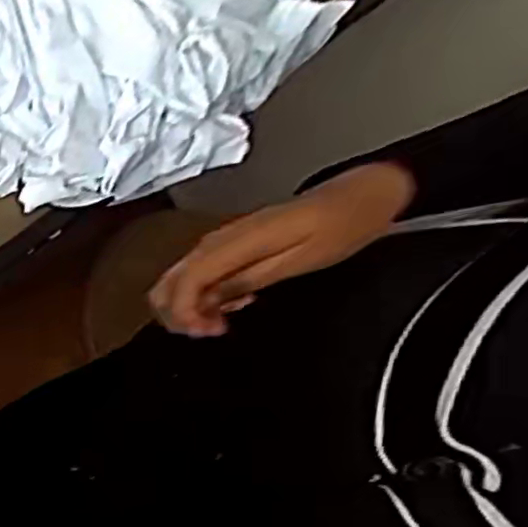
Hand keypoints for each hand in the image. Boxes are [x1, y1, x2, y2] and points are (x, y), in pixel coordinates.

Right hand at [148, 161, 415, 336]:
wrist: (360, 194)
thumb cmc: (341, 226)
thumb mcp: (300, 260)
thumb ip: (247, 280)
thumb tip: (209, 302)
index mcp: (236, 242)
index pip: (186, 281)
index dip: (185, 312)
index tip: (206, 332)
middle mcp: (215, 241)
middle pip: (167, 284)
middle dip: (178, 315)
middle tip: (209, 331)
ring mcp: (216, 243)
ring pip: (174, 283)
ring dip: (187, 309)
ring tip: (219, 321)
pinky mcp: (221, 248)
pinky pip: (192, 278)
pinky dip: (198, 299)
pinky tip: (227, 305)